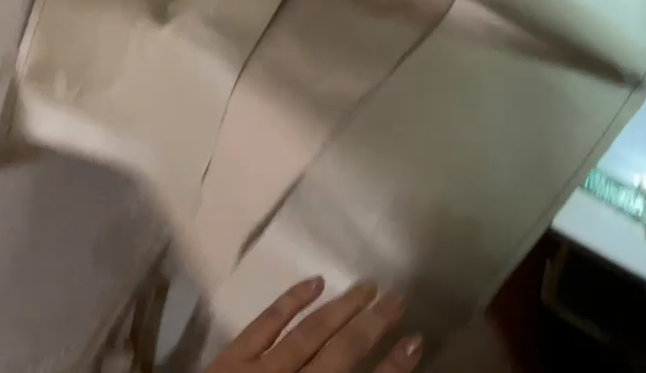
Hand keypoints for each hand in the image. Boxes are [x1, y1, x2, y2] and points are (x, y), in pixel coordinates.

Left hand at [208, 278, 421, 372]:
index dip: (393, 367)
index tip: (417, 340)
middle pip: (342, 353)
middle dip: (373, 324)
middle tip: (398, 297)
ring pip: (309, 334)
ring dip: (341, 308)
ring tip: (368, 285)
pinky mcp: (228, 363)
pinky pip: (264, 326)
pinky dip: (291, 301)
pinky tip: (315, 282)